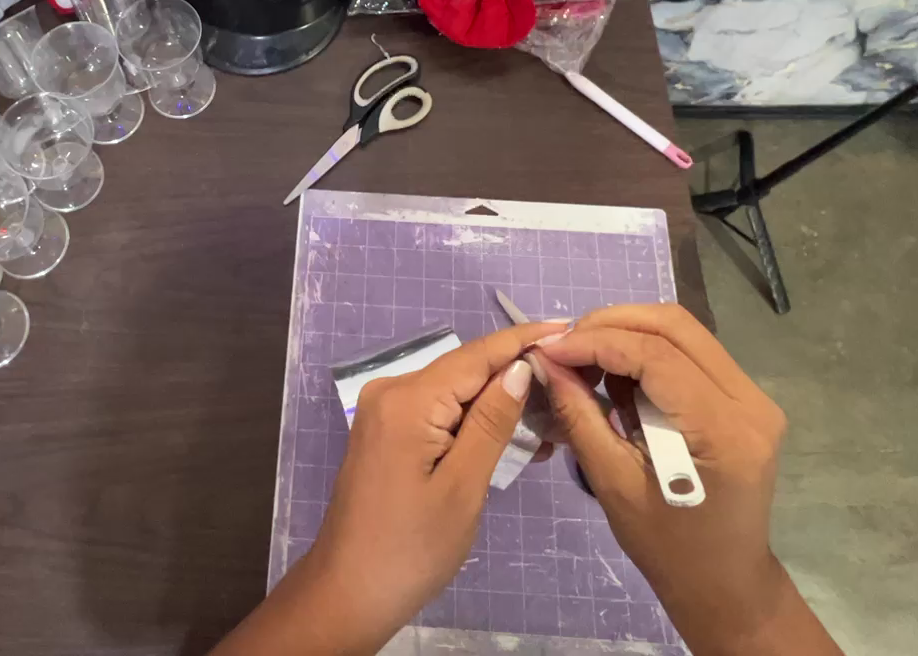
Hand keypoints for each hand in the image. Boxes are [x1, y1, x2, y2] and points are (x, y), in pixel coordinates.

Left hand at [210, 321, 562, 655]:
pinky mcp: (386, 429)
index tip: (564, 327)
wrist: (349, 590)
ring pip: (452, 389)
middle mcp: (391, 391)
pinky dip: (472, 418)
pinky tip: (508, 433)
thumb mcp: (463, 486)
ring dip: (496, 400)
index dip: (521, 340)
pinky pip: (437, 409)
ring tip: (549, 412)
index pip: (475, 355)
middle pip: (463, 369)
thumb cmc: (411, 547)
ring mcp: (385, 409)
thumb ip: (491, 422)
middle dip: (514, 372)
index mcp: (408, 399)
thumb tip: (519, 368)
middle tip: (568, 381)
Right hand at [532, 304, 839, 655]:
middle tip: (565, 346)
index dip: (596, 342)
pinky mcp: (742, 396)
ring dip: (625, 332)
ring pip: (680, 328)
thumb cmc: (668, 546)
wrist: (725, 584)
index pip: (655, 356)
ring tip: (585, 359)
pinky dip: (643, 348)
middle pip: (673, 325)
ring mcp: (752, 396)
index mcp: (724, 432)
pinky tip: (615, 373)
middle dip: (609, 324)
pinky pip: (687, 348)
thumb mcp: (613, 483)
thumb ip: (580, 415)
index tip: (549, 349)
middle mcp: (750, 402)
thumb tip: (545, 361)